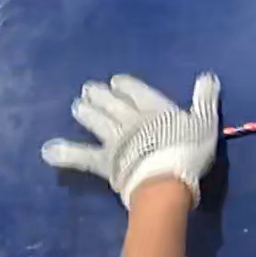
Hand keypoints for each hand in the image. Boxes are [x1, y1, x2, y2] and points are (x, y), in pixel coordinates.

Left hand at [41, 74, 220, 207]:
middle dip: (100, 96)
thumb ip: (205, 99)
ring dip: (86, 113)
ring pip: (97, 122)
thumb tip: (208, 76)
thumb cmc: (189, 151)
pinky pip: (82, 156)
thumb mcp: (205, 122)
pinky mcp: (105, 162)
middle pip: (112, 104)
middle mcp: (131, 119)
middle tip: (88, 89)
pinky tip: (48, 150)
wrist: (167, 180)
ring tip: (76, 106)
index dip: (125, 85)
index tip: (116, 82)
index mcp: (155, 108)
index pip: (136, 91)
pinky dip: (65, 153)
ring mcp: (115, 140)